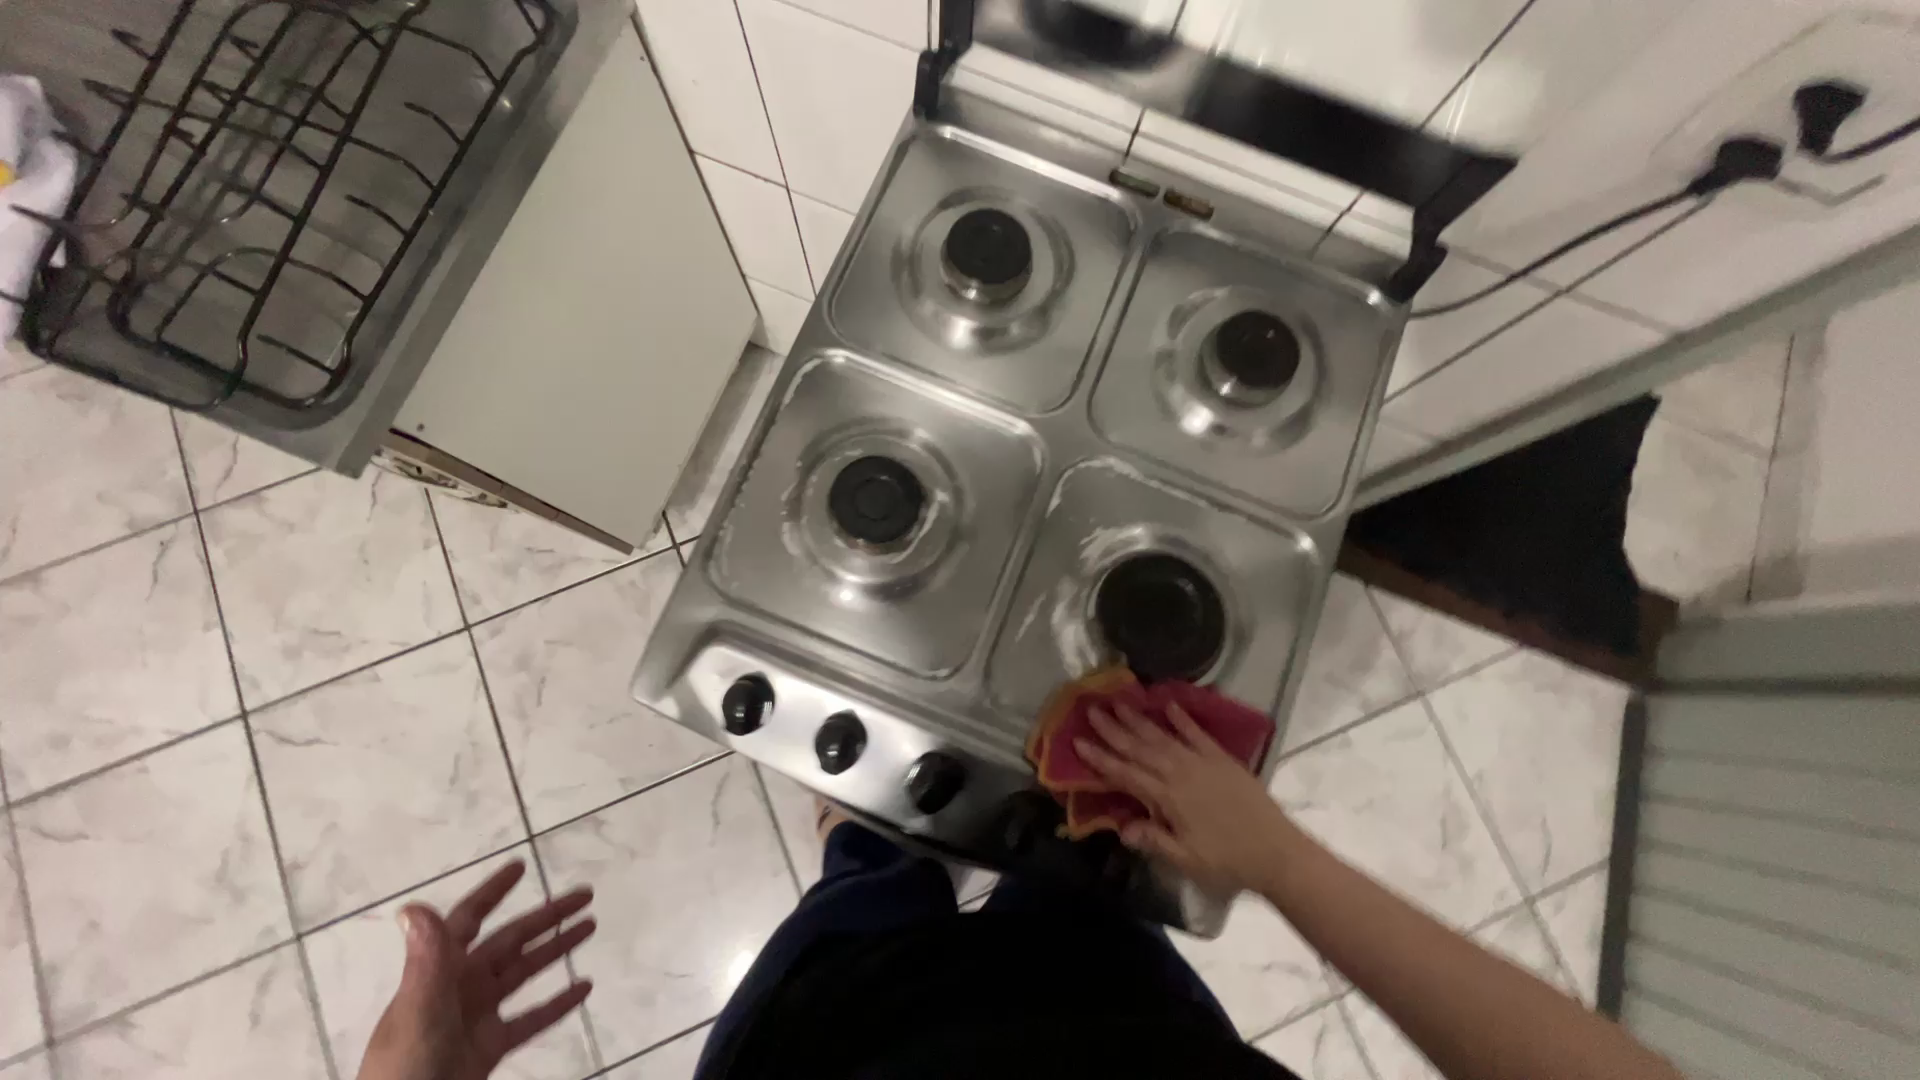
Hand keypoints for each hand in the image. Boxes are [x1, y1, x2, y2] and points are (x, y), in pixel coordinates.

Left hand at [357, 860, 595, 1079]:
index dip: (492, 893)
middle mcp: (460, 988)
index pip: (468, 921)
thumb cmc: (405, 1068)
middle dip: (546, 916)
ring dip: (557, 949)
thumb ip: (425, 961)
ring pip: (525, 973)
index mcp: (440, 973)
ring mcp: (476, 1018)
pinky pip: (531, 1019)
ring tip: (591, 927)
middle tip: (585, 895)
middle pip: (510, 941)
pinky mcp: (490, 1049)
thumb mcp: (417, 1012)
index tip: (521, 867)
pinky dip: (558, 1003)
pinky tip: (584, 988)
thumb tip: (414, 906)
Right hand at [1075, 701, 1294, 895]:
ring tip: (1119, 702)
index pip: (1126, 774)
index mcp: (1168, 798)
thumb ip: (1153, 841)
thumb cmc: (1227, 861)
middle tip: (1091, 709)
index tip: (1078, 742)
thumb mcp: (1186, 860)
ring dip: (1139, 720)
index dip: (1101, 759)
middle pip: (1140, 748)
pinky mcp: (1222, 759)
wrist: (1276, 852)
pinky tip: (1168, 705)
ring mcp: (1202, 762)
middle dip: (1113, 730)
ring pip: (1163, 737)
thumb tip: (1120, 827)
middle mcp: (1180, 773)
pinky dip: (1182, 719)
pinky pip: (1197, 734)